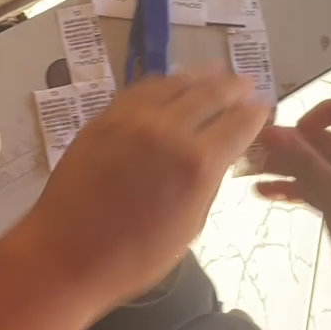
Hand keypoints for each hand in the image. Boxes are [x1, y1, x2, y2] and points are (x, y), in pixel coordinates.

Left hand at [6, 67, 270, 308]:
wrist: (65, 254)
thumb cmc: (133, 257)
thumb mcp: (188, 226)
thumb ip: (206, 182)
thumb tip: (216, 155)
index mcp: (196, 163)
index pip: (238, 124)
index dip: (256, 113)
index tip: (264, 106)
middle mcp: (167, 130)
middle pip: (209, 94)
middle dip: (233, 87)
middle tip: (246, 82)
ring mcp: (131, 119)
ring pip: (174, 84)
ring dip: (199, 77)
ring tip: (215, 72)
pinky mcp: (104, 118)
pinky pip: (140, 90)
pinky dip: (163, 83)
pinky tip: (170, 82)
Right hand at [256, 98, 330, 319]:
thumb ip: (304, 161)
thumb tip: (271, 130)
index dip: (326, 112)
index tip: (295, 128)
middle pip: (327, 142)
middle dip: (291, 146)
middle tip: (252, 152)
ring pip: (316, 169)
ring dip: (285, 168)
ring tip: (250, 173)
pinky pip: (316, 191)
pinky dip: (293, 189)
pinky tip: (264, 193)